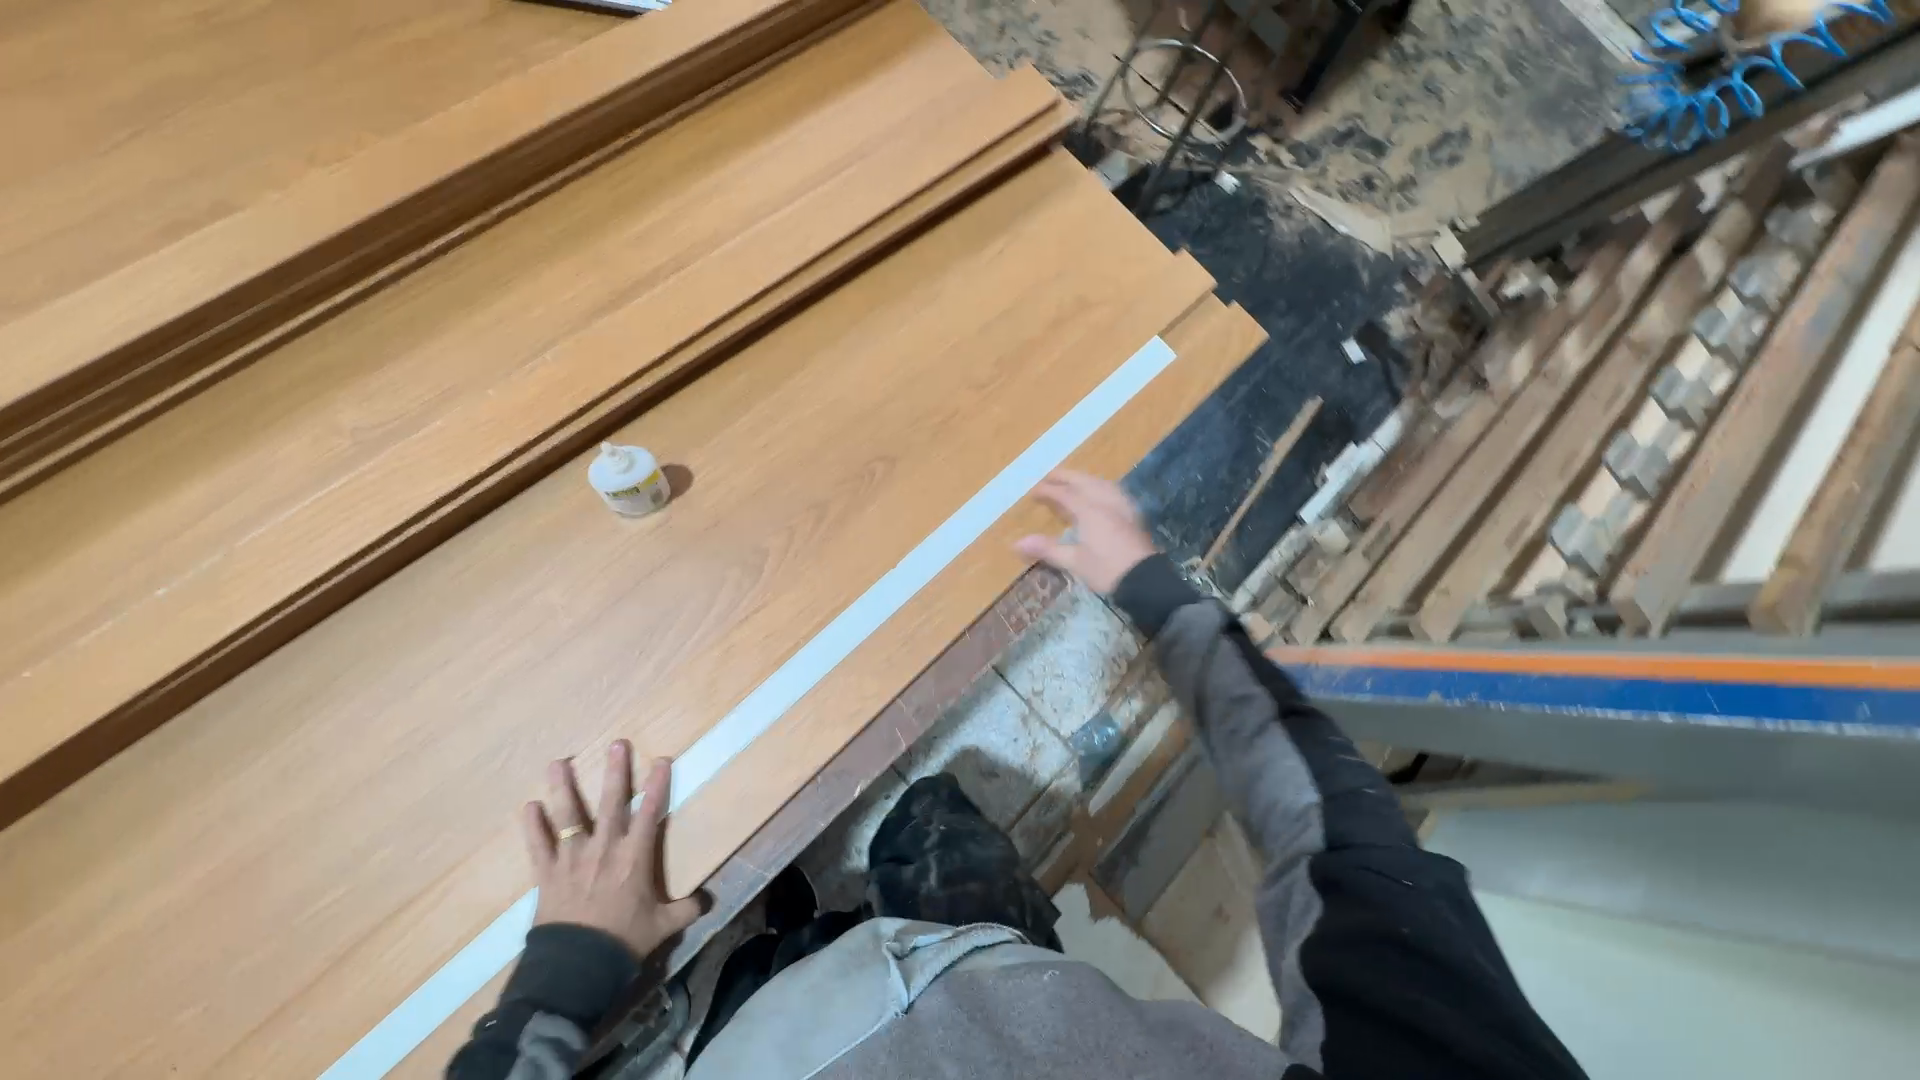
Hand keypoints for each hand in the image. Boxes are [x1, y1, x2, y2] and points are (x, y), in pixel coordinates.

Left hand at [521, 741, 703, 959]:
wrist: (577, 966)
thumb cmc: (624, 941)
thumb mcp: (663, 926)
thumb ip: (685, 909)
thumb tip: (707, 900)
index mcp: (635, 856)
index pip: (650, 812)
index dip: (657, 785)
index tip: (661, 759)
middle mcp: (605, 848)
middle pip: (611, 802)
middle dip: (615, 772)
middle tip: (617, 744)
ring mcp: (572, 858)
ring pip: (568, 815)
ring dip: (563, 788)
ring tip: (557, 763)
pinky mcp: (546, 874)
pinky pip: (537, 845)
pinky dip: (532, 827)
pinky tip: (528, 806)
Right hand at [1014, 469, 1158, 593]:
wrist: (1144, 580)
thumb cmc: (1106, 570)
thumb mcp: (1074, 561)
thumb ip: (1047, 549)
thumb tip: (1017, 543)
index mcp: (1090, 510)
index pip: (1064, 494)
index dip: (1048, 491)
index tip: (1033, 491)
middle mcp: (1106, 502)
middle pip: (1085, 481)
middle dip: (1066, 477)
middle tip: (1050, 476)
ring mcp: (1122, 508)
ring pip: (1102, 484)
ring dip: (1086, 479)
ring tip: (1075, 481)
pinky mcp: (1133, 517)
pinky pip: (1114, 492)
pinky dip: (1102, 488)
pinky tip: (1102, 495)